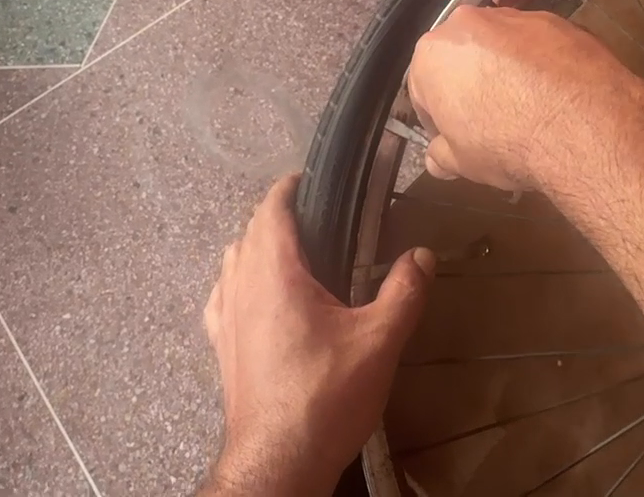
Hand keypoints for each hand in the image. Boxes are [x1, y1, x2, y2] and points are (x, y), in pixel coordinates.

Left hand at [201, 175, 435, 495]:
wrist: (277, 464)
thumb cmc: (325, 396)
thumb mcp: (378, 342)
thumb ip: (404, 292)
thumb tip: (423, 254)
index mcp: (275, 273)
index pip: (271, 209)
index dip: (289, 187)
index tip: (311, 178)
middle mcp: (242, 286)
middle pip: (251, 229)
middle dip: (277, 214)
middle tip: (317, 216)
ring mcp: (225, 318)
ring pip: (232, 259)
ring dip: (255, 244)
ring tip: (291, 251)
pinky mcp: (220, 348)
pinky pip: (221, 296)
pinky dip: (236, 280)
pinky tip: (254, 295)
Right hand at [405, 5, 643, 193]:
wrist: (582, 125)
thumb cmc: (506, 142)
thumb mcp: (462, 162)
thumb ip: (442, 156)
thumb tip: (438, 159)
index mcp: (433, 53)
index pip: (423, 88)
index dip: (439, 118)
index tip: (457, 137)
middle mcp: (469, 22)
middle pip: (463, 57)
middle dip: (473, 85)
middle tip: (492, 123)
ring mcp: (516, 16)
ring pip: (502, 46)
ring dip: (508, 70)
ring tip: (530, 110)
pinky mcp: (558, 20)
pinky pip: (540, 45)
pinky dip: (543, 64)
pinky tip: (557, 96)